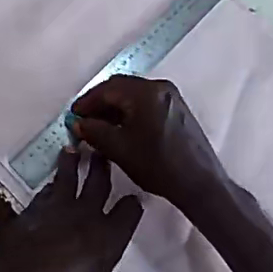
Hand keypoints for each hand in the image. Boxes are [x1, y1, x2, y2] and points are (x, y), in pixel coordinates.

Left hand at [0, 148, 143, 271]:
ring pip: (68, 179)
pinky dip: (51, 185)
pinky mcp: (32, 210)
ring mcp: (56, 209)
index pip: (128, 213)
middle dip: (102, 168)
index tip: (136, 197)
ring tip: (73, 149)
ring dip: (72, 164)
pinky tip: (52, 183)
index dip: (134, 205)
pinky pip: (46, 192)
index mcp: (108, 236)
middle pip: (98, 185)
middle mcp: (85, 216)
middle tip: (103, 151)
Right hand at [71, 75, 226, 206]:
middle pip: (120, 88)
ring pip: (133, 96)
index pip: (107, 89)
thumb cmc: (159, 165)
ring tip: (99, 128)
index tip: (74, 115)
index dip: (86, 102)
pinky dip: (129, 112)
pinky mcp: (176, 110)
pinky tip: (119, 130)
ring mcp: (171, 98)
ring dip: (114, 108)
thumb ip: (93, 131)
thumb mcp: (118, 148)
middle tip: (84, 120)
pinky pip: (145, 103)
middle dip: (99, 103)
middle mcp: (160, 89)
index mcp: (146, 93)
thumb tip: (78, 123)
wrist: (198, 183)